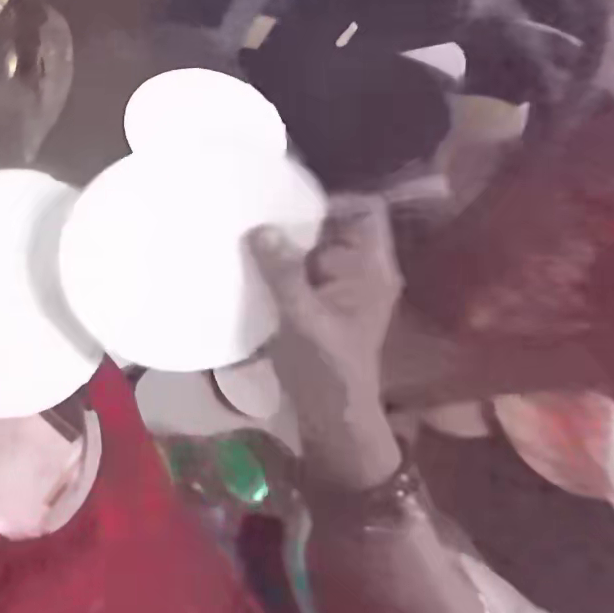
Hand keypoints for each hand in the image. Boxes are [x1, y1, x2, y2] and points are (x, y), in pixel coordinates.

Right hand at [249, 194, 402, 396]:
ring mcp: (336, 286)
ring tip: (243, 231)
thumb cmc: (326, 365)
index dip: (332, 199)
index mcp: (370, 269)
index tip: (287, 202)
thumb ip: (283, 273)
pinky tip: (245, 261)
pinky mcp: (315, 300)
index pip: (365, 211)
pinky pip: (297, 267)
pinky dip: (275, 262)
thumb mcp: (302, 317)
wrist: (330, 412)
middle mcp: (358, 271)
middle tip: (254, 210)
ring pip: (311, 247)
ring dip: (282, 241)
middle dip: (297, 218)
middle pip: (333, 225)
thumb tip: (260, 228)